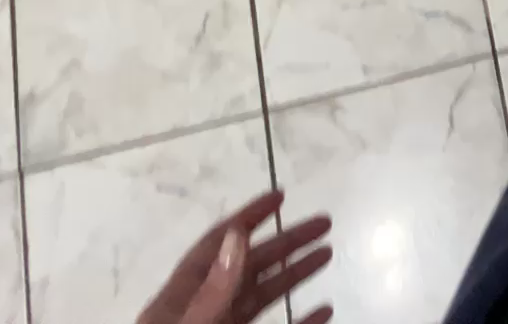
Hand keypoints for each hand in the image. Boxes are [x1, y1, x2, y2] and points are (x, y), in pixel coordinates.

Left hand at [138, 191, 333, 323]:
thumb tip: (236, 236)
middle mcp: (200, 318)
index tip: (282, 196)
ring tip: (327, 254)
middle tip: (325, 222)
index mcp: (180, 305)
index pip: (216, 247)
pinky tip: (324, 313)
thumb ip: (212, 292)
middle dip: (285, 241)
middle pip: (247, 268)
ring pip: (261, 300)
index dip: (247, 218)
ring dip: (293, 275)